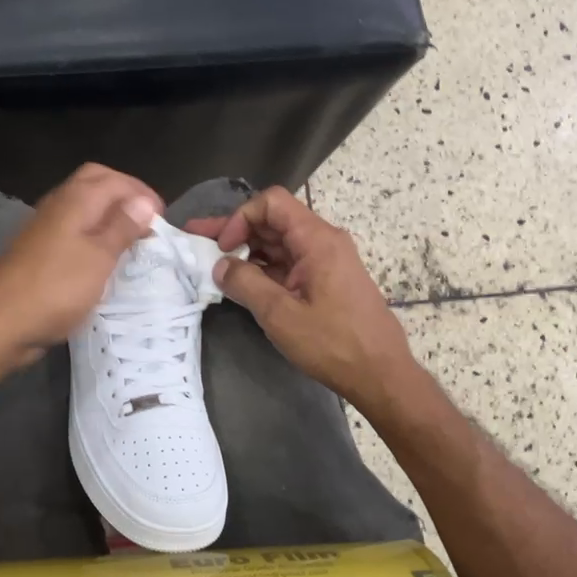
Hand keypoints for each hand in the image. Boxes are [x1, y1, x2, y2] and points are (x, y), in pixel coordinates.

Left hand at [0, 163, 161, 371]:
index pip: (113, 178)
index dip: (141, 192)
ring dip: (106, 217)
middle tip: (146, 223)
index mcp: (73, 200)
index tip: (162, 220)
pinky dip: (90, 237)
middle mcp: (55, 206)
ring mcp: (42, 230)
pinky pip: (70, 232)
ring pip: (80, 209)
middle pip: (93, 184)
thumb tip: (143, 202)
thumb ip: (121, 227)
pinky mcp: (36, 254)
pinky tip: (100, 261)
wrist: (0, 326)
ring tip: (129, 242)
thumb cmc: (55, 290)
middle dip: (123, 196)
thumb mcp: (98, 258)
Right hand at [184, 187, 416, 409]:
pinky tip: (238, 281)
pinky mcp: (324, 281)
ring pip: (278, 243)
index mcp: (317, 241)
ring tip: (210, 262)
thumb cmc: (332, 343)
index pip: (272, 203)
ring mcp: (325, 262)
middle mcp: (323, 242)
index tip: (223, 247)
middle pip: (273, 220)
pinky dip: (261, 268)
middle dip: (234, 230)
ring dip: (245, 250)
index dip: (240, 218)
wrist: (379, 373)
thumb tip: (220, 266)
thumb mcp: (280, 314)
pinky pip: (287, 263)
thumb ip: (245, 283)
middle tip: (196, 241)